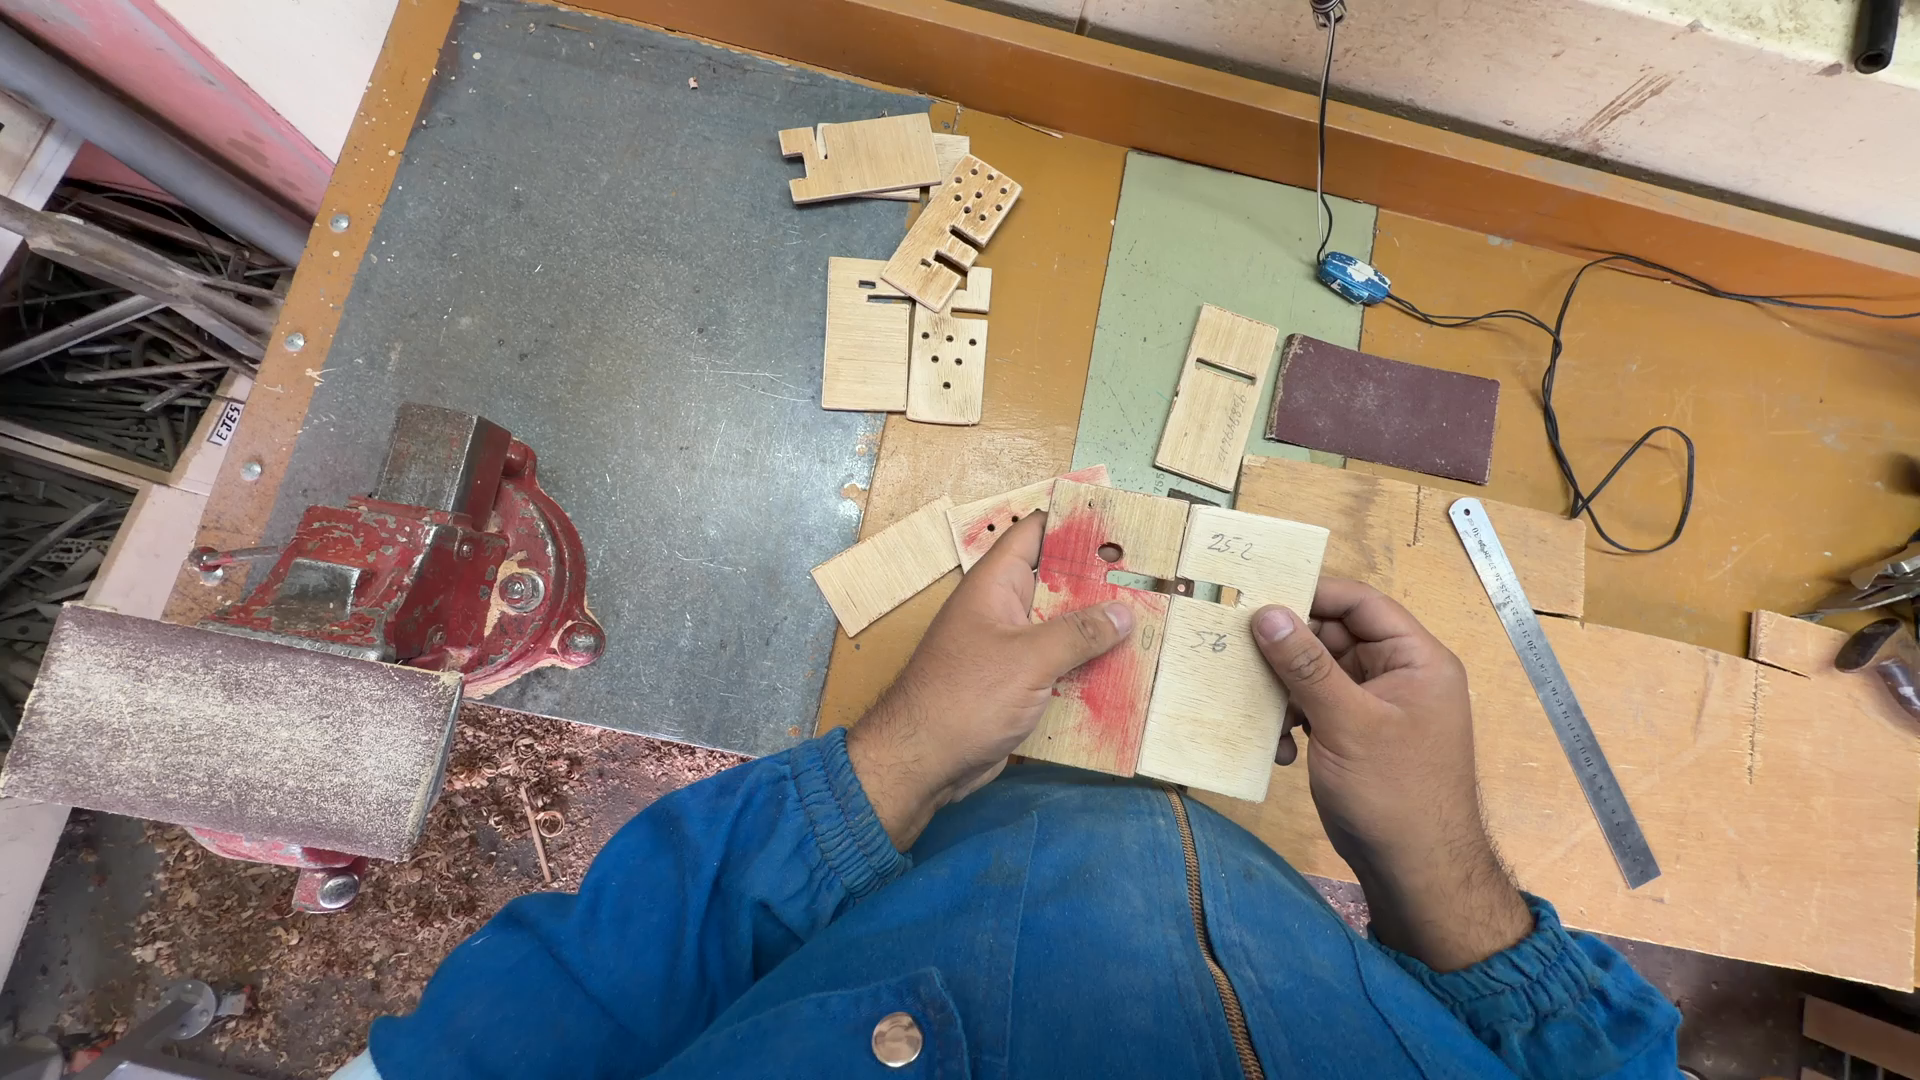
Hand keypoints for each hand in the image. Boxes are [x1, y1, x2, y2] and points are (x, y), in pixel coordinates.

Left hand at [847, 511, 1134, 850]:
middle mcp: (1004, 609)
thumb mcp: (1028, 659)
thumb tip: (1124, 611)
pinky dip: (1087, 665)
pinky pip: (1058, 665)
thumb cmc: (967, 696)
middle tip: (1150, 575)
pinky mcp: (1018, 684)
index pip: (1035, 534)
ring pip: (1061, 628)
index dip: (1072, 522)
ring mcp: (1011, 648)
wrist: (924, 761)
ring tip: (1152, 619)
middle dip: (1099, 580)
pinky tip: (1127, 669)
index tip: (1118, 519)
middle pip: (1056, 583)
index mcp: (996, 585)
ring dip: (1098, 628)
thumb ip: (1078, 633)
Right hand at [1252, 578, 1530, 971]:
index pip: (1359, 603)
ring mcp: (1370, 703)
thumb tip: (1265, 611)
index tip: (1258, 595)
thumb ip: (1304, 663)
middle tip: (1238, 652)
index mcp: (1414, 659)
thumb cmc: (1392, 792)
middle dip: (1286, 650)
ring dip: (1283, 691)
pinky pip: (1311, 704)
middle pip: (1330, 636)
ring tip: (1262, 713)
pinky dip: (1289, 718)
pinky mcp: (1349, 730)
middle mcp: (1394, 673)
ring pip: (1313, 671)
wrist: (1413, 872)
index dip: (1311, 594)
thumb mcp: (1346, 722)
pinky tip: (1280, 748)